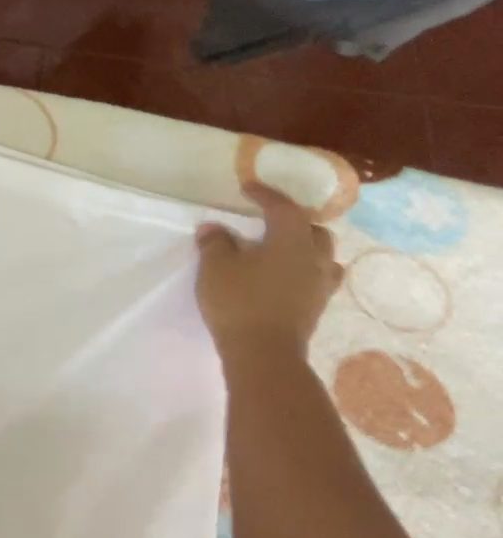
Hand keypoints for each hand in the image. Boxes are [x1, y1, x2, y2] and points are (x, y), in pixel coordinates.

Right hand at [195, 183, 343, 371]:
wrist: (263, 349)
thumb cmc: (239, 300)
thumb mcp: (215, 266)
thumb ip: (216, 242)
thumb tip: (215, 228)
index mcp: (292, 242)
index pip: (284, 209)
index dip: (266, 195)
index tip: (248, 187)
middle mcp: (315, 258)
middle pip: (313, 230)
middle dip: (292, 221)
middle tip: (267, 220)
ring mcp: (322, 283)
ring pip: (322, 254)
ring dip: (303, 245)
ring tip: (278, 247)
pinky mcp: (318, 303)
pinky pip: (319, 275)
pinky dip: (303, 267)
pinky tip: (285, 273)